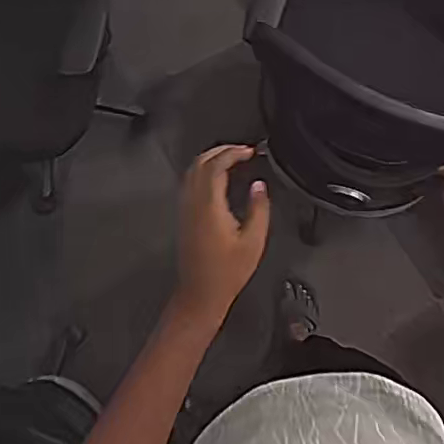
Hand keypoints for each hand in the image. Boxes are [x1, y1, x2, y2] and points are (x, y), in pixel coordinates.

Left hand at [175, 145, 270, 320]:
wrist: (200, 294)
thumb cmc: (226, 273)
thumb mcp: (254, 241)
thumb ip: (259, 208)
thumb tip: (258, 187)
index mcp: (209, 207)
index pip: (215, 166)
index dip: (232, 152)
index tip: (248, 151)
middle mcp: (193, 205)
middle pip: (200, 163)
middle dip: (221, 150)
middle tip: (241, 150)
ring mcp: (185, 210)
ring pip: (192, 171)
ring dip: (211, 159)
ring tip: (232, 158)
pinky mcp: (184, 217)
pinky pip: (189, 183)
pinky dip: (204, 172)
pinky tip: (217, 178)